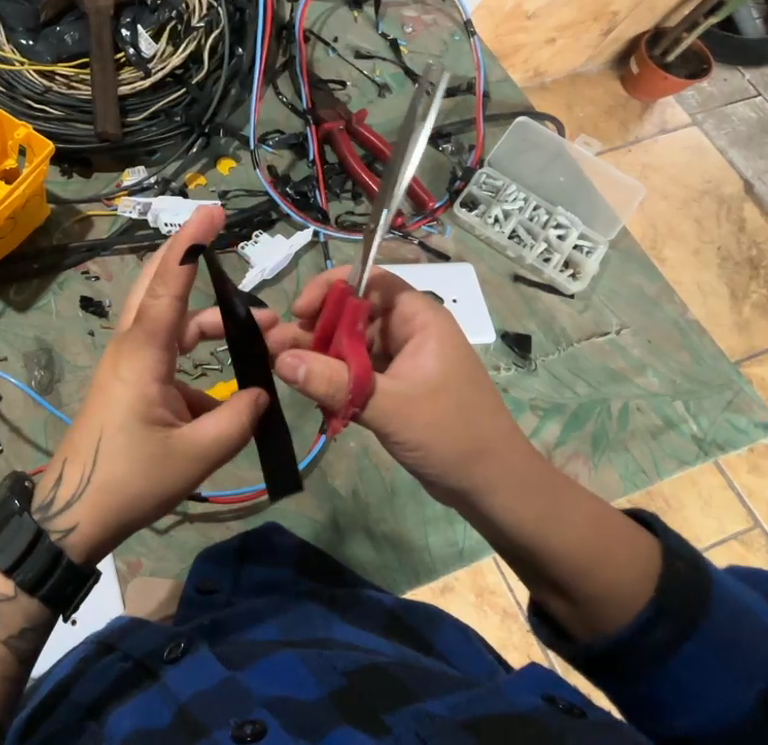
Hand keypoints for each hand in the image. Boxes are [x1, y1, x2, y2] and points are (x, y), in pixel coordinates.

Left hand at [32, 205, 275, 562]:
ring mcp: (127, 364)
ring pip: (168, 321)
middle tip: (218, 230)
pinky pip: (167, 354)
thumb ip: (238, 421)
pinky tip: (233, 395)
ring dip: (210, 320)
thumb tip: (262, 394)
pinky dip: (199, 358)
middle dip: (188, 256)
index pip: (168, 283)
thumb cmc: (130, 479)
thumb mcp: (196, 455)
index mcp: (143, 352)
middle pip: (157, 285)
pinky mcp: (129, 383)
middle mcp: (131, 346)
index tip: (210, 211)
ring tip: (262, 331)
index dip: (191, 245)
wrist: (76, 512)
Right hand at [270, 266, 537, 505]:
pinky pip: (354, 372)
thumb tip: (280, 359)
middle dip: (313, 327)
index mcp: (418, 319)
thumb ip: (333, 382)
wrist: (492, 487)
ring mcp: (400, 362)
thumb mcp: (387, 406)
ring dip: (317, 356)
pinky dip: (332, 380)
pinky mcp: (393, 388)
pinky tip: (309, 394)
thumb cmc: (451, 434)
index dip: (331, 288)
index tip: (299, 311)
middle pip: (351, 313)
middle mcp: (408, 332)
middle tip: (275, 348)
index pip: (368, 281)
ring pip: (348, 344)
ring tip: (282, 370)